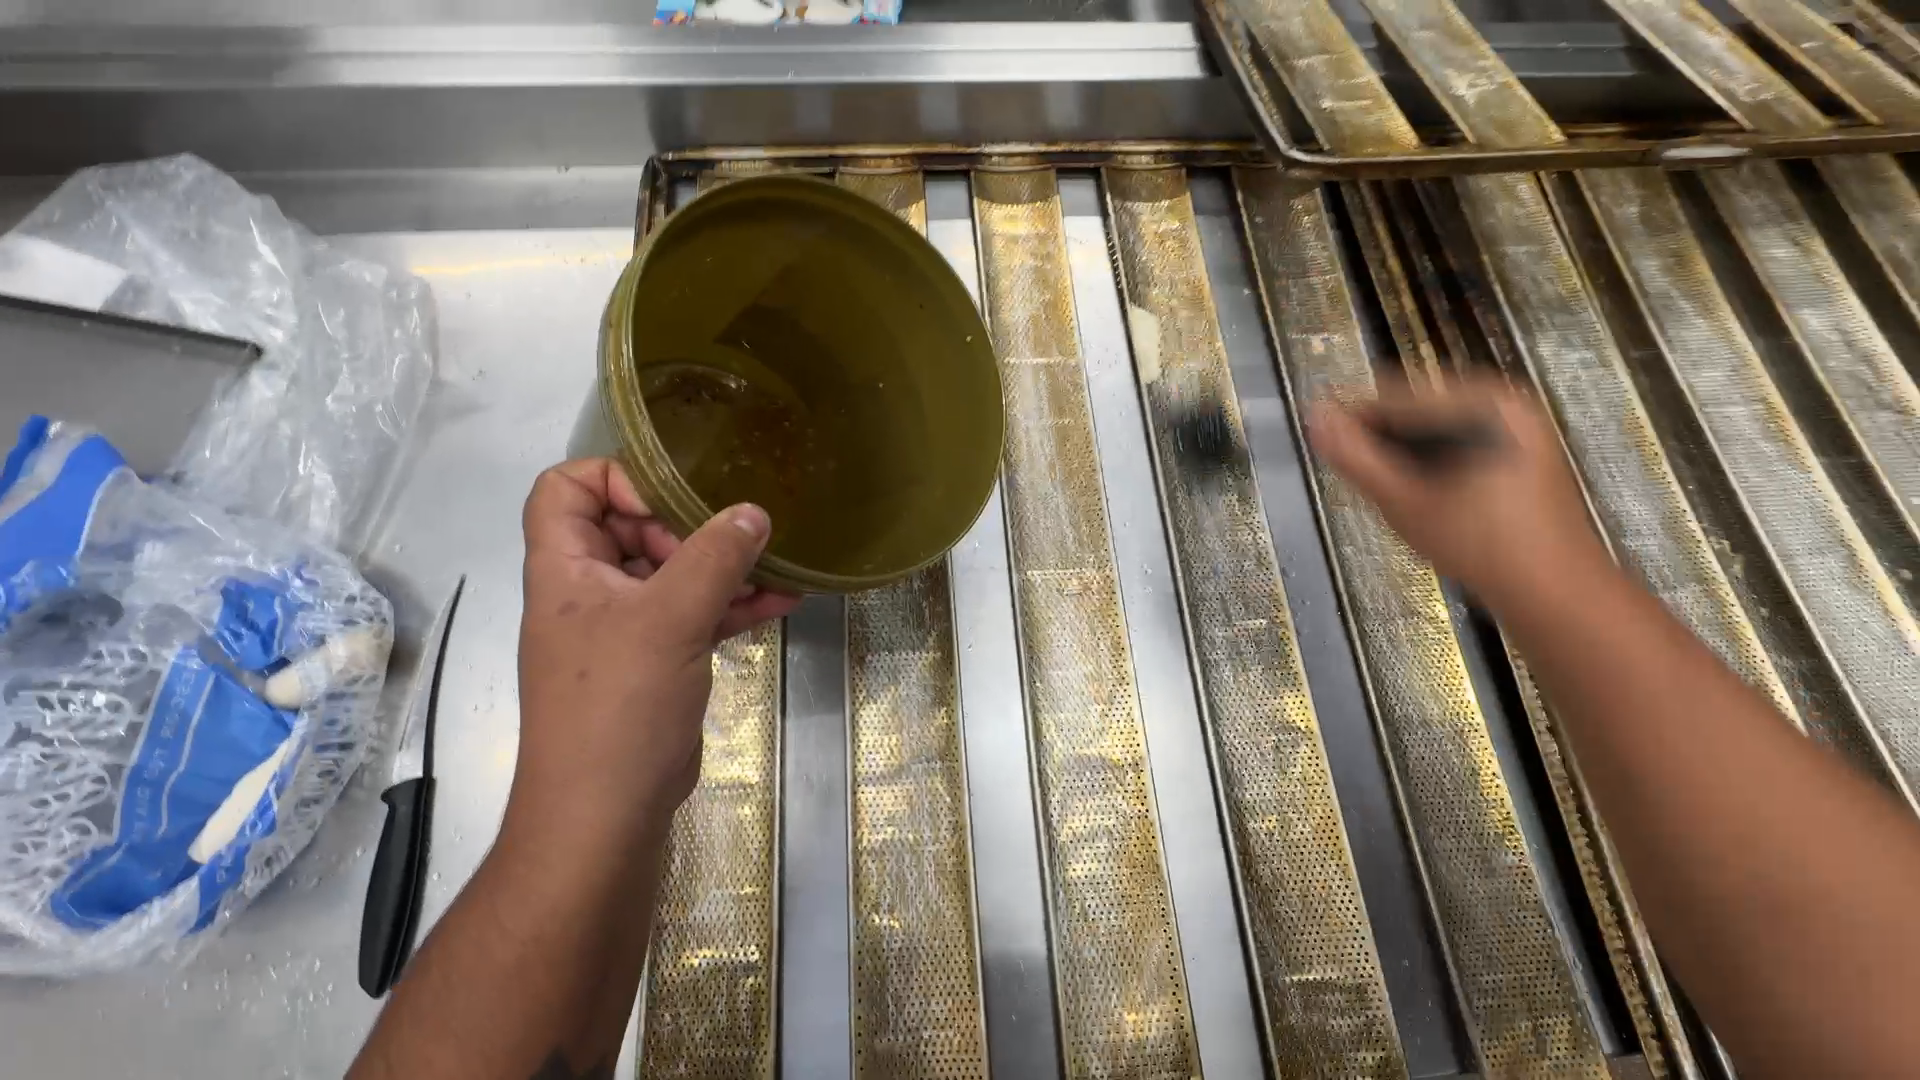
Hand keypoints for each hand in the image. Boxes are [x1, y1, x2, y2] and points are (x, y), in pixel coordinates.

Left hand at [508, 459, 799, 847]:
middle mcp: (590, 590)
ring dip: (724, 566)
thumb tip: (754, 512)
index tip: (674, 497)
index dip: (616, 478)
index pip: (566, 488)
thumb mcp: (669, 619)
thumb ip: (715, 558)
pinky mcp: (659, 659)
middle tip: (728, 542)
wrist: (607, 812)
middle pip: (631, 526)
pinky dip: (735, 604)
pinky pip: (697, 614)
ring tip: (778, 563)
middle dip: (689, 525)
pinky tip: (784, 600)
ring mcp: (626, 627)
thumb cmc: (619, 703)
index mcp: (565, 568)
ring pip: (674, 573)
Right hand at [1306, 374, 1608, 611]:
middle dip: (1382, 440)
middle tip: (1359, 478)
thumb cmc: (1478, 545)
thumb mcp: (1403, 501)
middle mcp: (1504, 401)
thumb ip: (1354, 456)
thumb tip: (1315, 415)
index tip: (1323, 448)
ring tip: (1387, 489)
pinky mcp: (1523, 448)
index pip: (1392, 397)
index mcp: (1480, 402)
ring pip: (1435, 426)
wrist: (1554, 590)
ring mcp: (1519, 423)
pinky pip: (1460, 439)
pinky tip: (1422, 493)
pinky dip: (1433, 460)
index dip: (1350, 422)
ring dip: (1404, 452)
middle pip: (1415, 408)